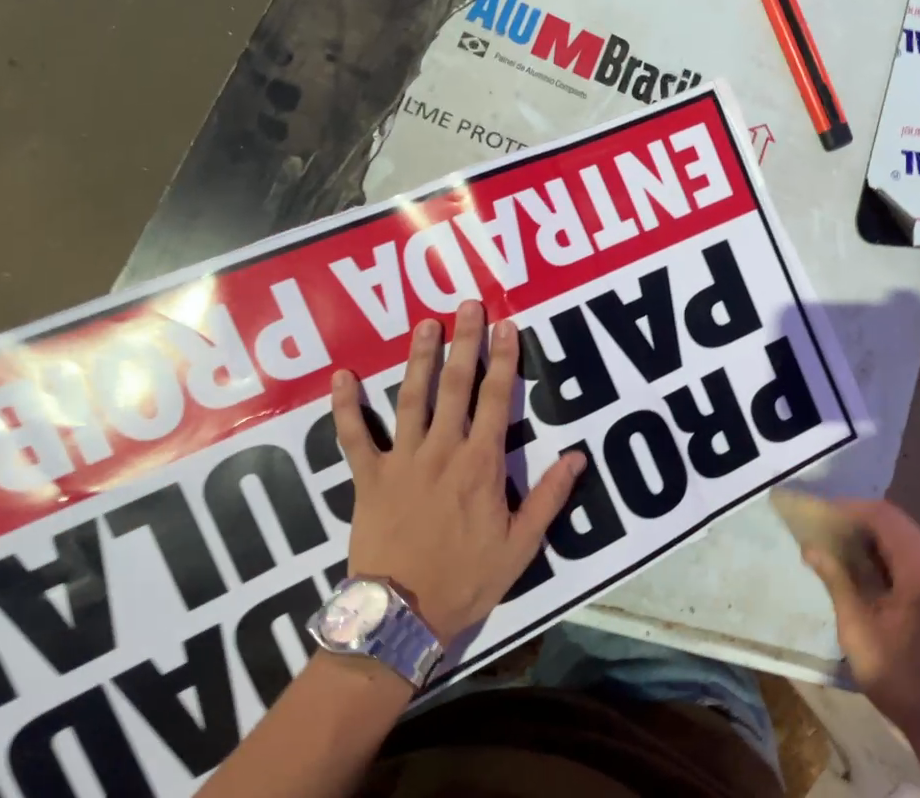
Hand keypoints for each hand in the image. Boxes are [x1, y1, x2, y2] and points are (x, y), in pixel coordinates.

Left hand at [333, 301, 585, 641]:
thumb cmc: (466, 579)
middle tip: (466, 304)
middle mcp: (442, 451)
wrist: (401, 615)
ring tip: (424, 324)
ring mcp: (401, 461)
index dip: (503, 359)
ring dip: (419, 358)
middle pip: (454, 386)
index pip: (496, 399)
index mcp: (481, 464)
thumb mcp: (521, 545)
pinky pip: (354, 436)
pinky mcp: (368, 478)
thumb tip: (577, 457)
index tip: (505, 325)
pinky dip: (346, 407)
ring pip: (411, 398)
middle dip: (464, 342)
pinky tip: (343, 376)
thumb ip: (548, 498)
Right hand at [803, 501, 919, 747]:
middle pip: (892, 520)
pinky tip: (855, 563)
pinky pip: (907, 551)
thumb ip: (836, 581)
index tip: (814, 514)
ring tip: (830, 542)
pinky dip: (880, 549)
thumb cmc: (900, 679)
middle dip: (853, 518)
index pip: (882, 516)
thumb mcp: (857, 631)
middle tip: (817, 527)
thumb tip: (811, 546)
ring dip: (866, 533)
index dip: (847, 509)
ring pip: (899, 533)